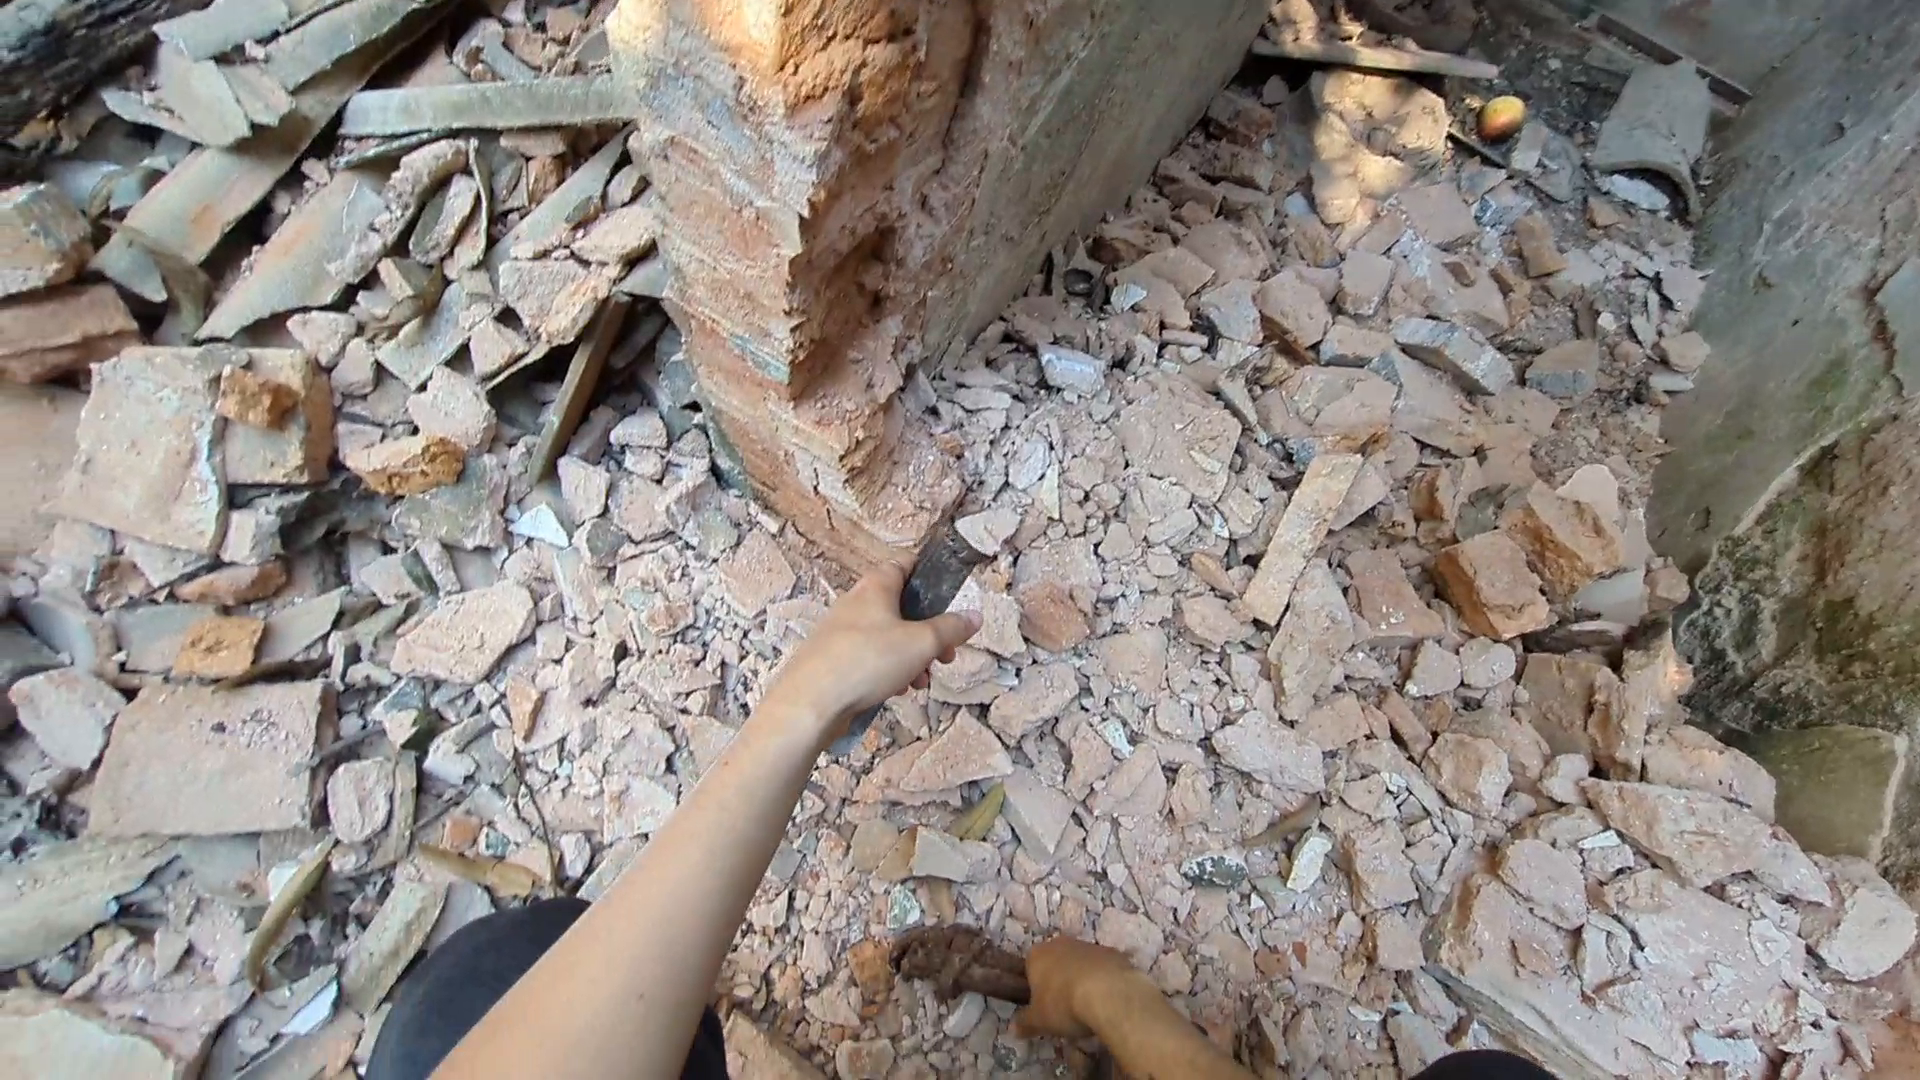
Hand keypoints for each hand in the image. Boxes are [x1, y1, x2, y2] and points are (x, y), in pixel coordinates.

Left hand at [762, 561, 979, 745]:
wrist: (809, 703)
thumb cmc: (866, 661)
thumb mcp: (921, 643)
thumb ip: (951, 629)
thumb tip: (974, 616)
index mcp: (876, 586)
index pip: (905, 564)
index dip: (929, 575)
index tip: (948, 597)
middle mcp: (856, 602)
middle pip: (901, 608)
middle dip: (927, 632)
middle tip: (944, 655)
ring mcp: (841, 631)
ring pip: (887, 636)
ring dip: (910, 656)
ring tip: (920, 681)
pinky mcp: (832, 658)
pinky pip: (869, 657)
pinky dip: (887, 670)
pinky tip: (894, 691)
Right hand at [1012, 936, 1142, 1039]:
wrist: (1108, 991)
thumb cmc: (1063, 1004)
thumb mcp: (1039, 1021)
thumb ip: (1024, 1023)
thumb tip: (1013, 1028)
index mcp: (1036, 955)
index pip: (1030, 968)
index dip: (1035, 988)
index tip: (1042, 1008)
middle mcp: (1059, 943)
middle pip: (1055, 963)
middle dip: (1058, 982)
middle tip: (1064, 1009)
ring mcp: (1085, 945)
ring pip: (1078, 963)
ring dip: (1080, 980)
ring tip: (1087, 1007)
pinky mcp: (1109, 952)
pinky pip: (1100, 968)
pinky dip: (1100, 981)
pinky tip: (1105, 1000)